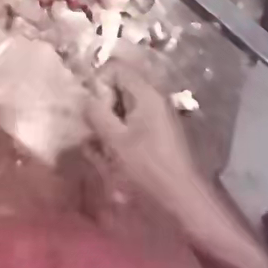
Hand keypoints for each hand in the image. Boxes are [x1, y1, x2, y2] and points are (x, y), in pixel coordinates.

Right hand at [87, 62, 209, 223]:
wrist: (182, 198)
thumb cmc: (147, 167)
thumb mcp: (115, 140)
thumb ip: (97, 113)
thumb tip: (85, 98)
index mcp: (145, 94)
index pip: (116, 69)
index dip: (98, 83)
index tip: (91, 107)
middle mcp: (153, 99)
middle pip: (119, 87)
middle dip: (102, 105)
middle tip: (94, 129)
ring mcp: (157, 116)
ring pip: (123, 107)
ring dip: (109, 122)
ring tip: (102, 146)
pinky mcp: (158, 133)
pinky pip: (132, 123)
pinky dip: (119, 133)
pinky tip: (113, 156)